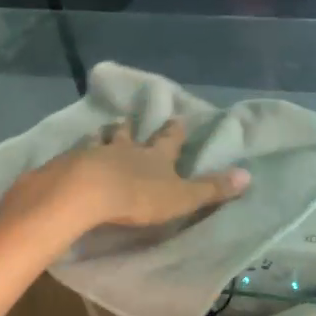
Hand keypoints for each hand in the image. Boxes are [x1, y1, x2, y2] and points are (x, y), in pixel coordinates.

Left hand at [5, 118, 250, 230]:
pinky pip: (73, 155)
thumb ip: (211, 189)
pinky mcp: (67, 165)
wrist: (86, 194)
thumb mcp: (182, 197)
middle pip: (129, 134)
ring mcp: (93, 154)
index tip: (177, 118)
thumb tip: (248, 175)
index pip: (169, 139)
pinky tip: (70, 157)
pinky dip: (75, 154)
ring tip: (101, 132)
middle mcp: (125, 149)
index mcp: (155, 156)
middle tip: (129, 119)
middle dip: (132, 128)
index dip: (174, 130)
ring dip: (103, 136)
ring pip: (100, 139)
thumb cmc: (139, 197)